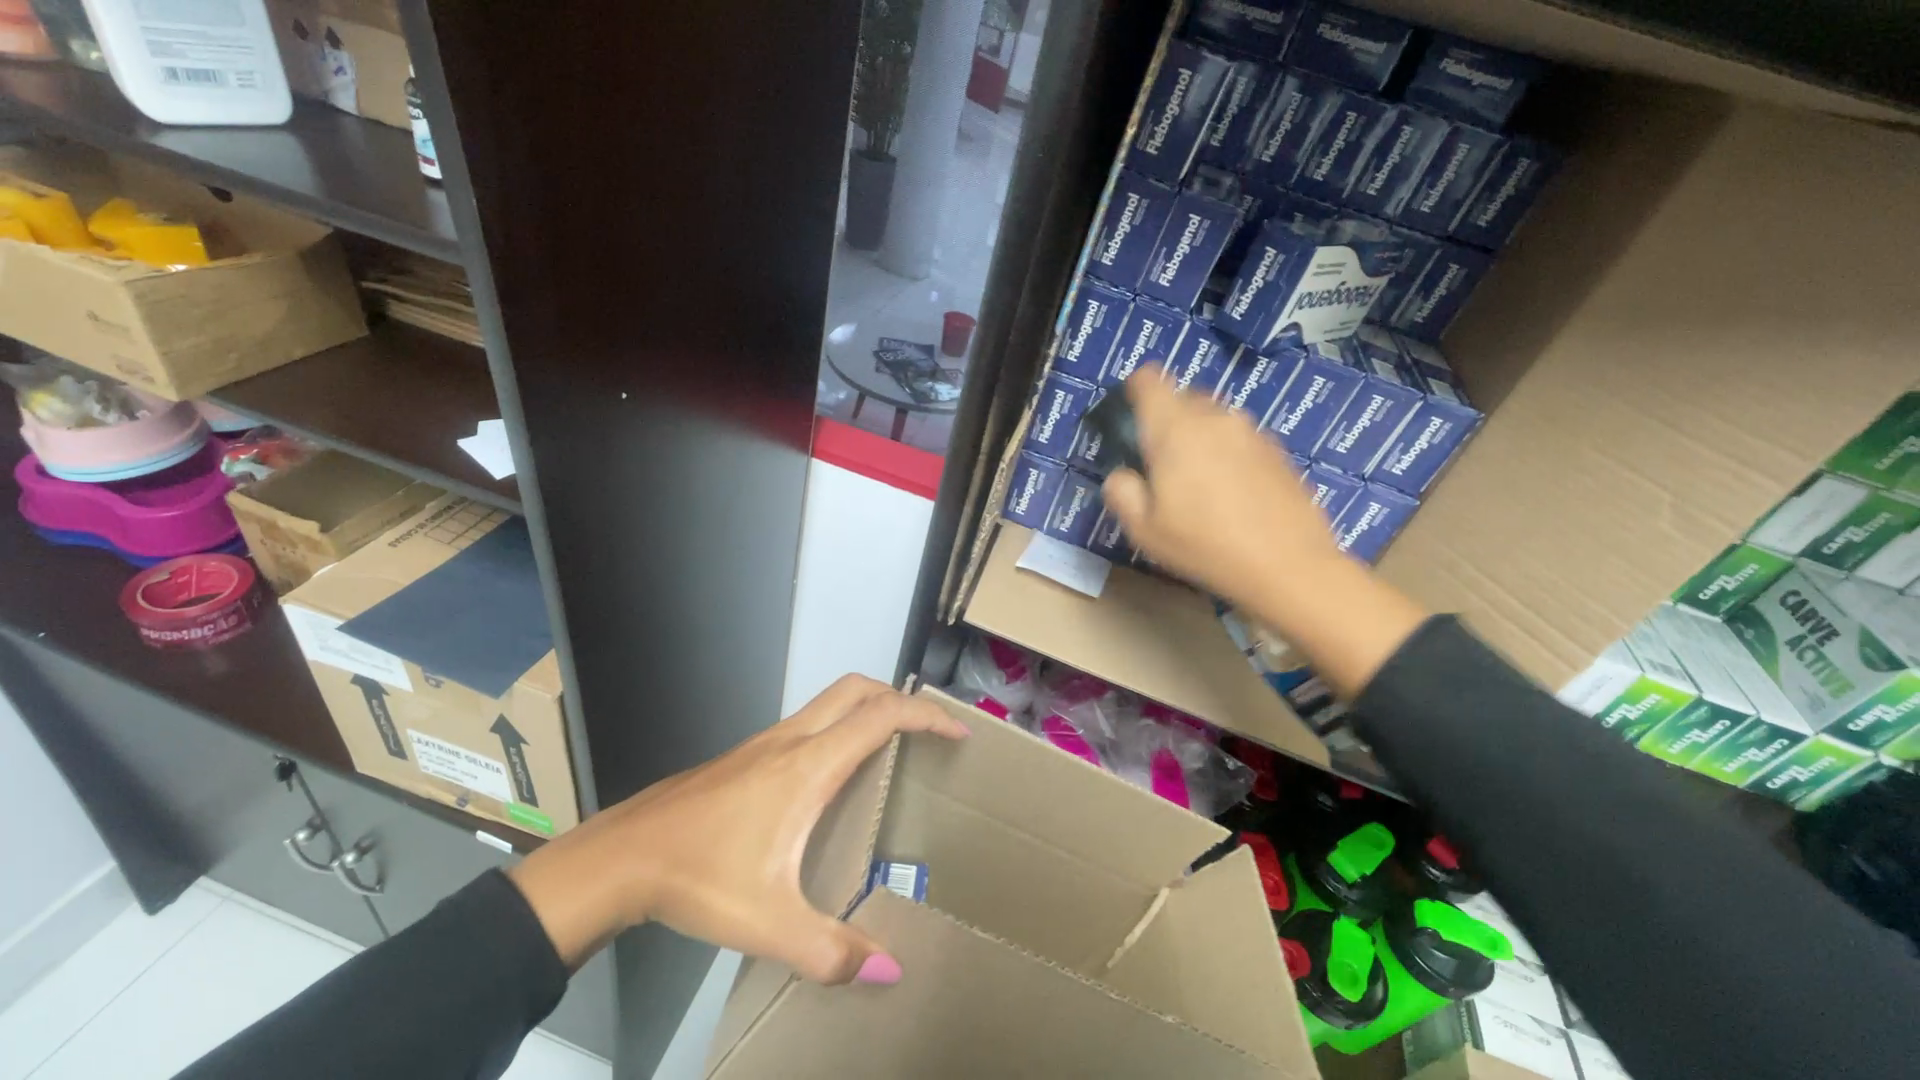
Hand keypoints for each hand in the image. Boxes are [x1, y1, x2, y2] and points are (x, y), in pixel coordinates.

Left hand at [506, 675, 968, 983]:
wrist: (620, 858)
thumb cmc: (700, 879)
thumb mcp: (770, 924)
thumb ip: (832, 951)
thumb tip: (889, 969)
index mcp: (808, 768)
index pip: (880, 717)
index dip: (926, 715)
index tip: (957, 732)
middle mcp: (789, 742)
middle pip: (855, 690)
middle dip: (899, 697)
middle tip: (928, 731)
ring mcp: (760, 745)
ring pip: (826, 704)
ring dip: (865, 711)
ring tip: (889, 753)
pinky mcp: (741, 758)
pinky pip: (804, 726)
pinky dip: (835, 730)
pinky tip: (829, 783)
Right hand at [1101, 369, 1428, 696]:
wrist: (1290, 566)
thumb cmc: (1206, 546)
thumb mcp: (1145, 531)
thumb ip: (1122, 492)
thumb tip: (1122, 476)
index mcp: (1175, 429)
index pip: (1149, 380)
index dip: (1136, 391)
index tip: (1132, 420)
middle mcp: (1215, 418)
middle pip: (1184, 397)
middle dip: (1169, 420)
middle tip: (1164, 465)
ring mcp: (1252, 432)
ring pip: (1215, 419)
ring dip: (1202, 439)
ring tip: (1202, 485)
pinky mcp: (1278, 451)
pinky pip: (1241, 440)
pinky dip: (1230, 455)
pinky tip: (1234, 496)